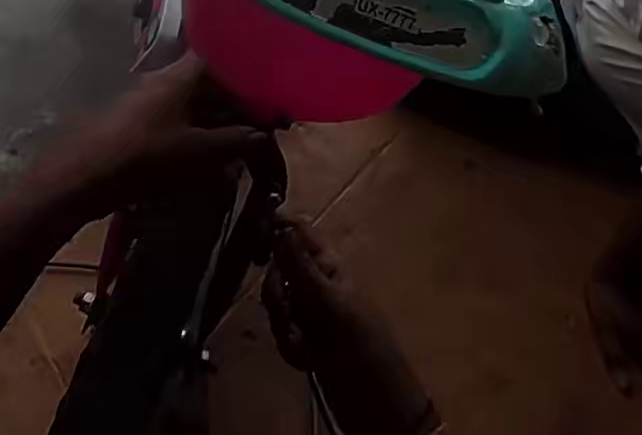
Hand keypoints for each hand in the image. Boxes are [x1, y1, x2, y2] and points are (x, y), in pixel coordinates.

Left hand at [29, 52, 265, 218]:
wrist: (89, 172)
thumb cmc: (147, 154)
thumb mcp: (197, 150)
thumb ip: (233, 140)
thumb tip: (263, 135)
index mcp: (179, 75)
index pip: (216, 58)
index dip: (240, 71)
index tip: (261, 89)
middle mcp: (162, 78)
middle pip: (204, 80)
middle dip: (230, 100)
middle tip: (255, 121)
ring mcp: (147, 97)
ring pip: (189, 100)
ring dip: (212, 116)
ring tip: (235, 139)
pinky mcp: (137, 118)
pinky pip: (174, 115)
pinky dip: (193, 127)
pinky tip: (205, 150)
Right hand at [261, 217, 438, 434]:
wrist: (383, 418)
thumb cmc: (366, 357)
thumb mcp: (335, 310)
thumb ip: (304, 270)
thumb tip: (281, 225)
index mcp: (331, 267)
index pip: (299, 231)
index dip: (277, 228)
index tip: (258, 243)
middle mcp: (318, 282)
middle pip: (279, 266)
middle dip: (276, 291)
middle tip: (287, 312)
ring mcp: (312, 312)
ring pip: (277, 299)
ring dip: (281, 323)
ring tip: (299, 345)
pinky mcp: (305, 339)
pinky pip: (281, 329)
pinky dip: (287, 344)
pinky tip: (302, 360)